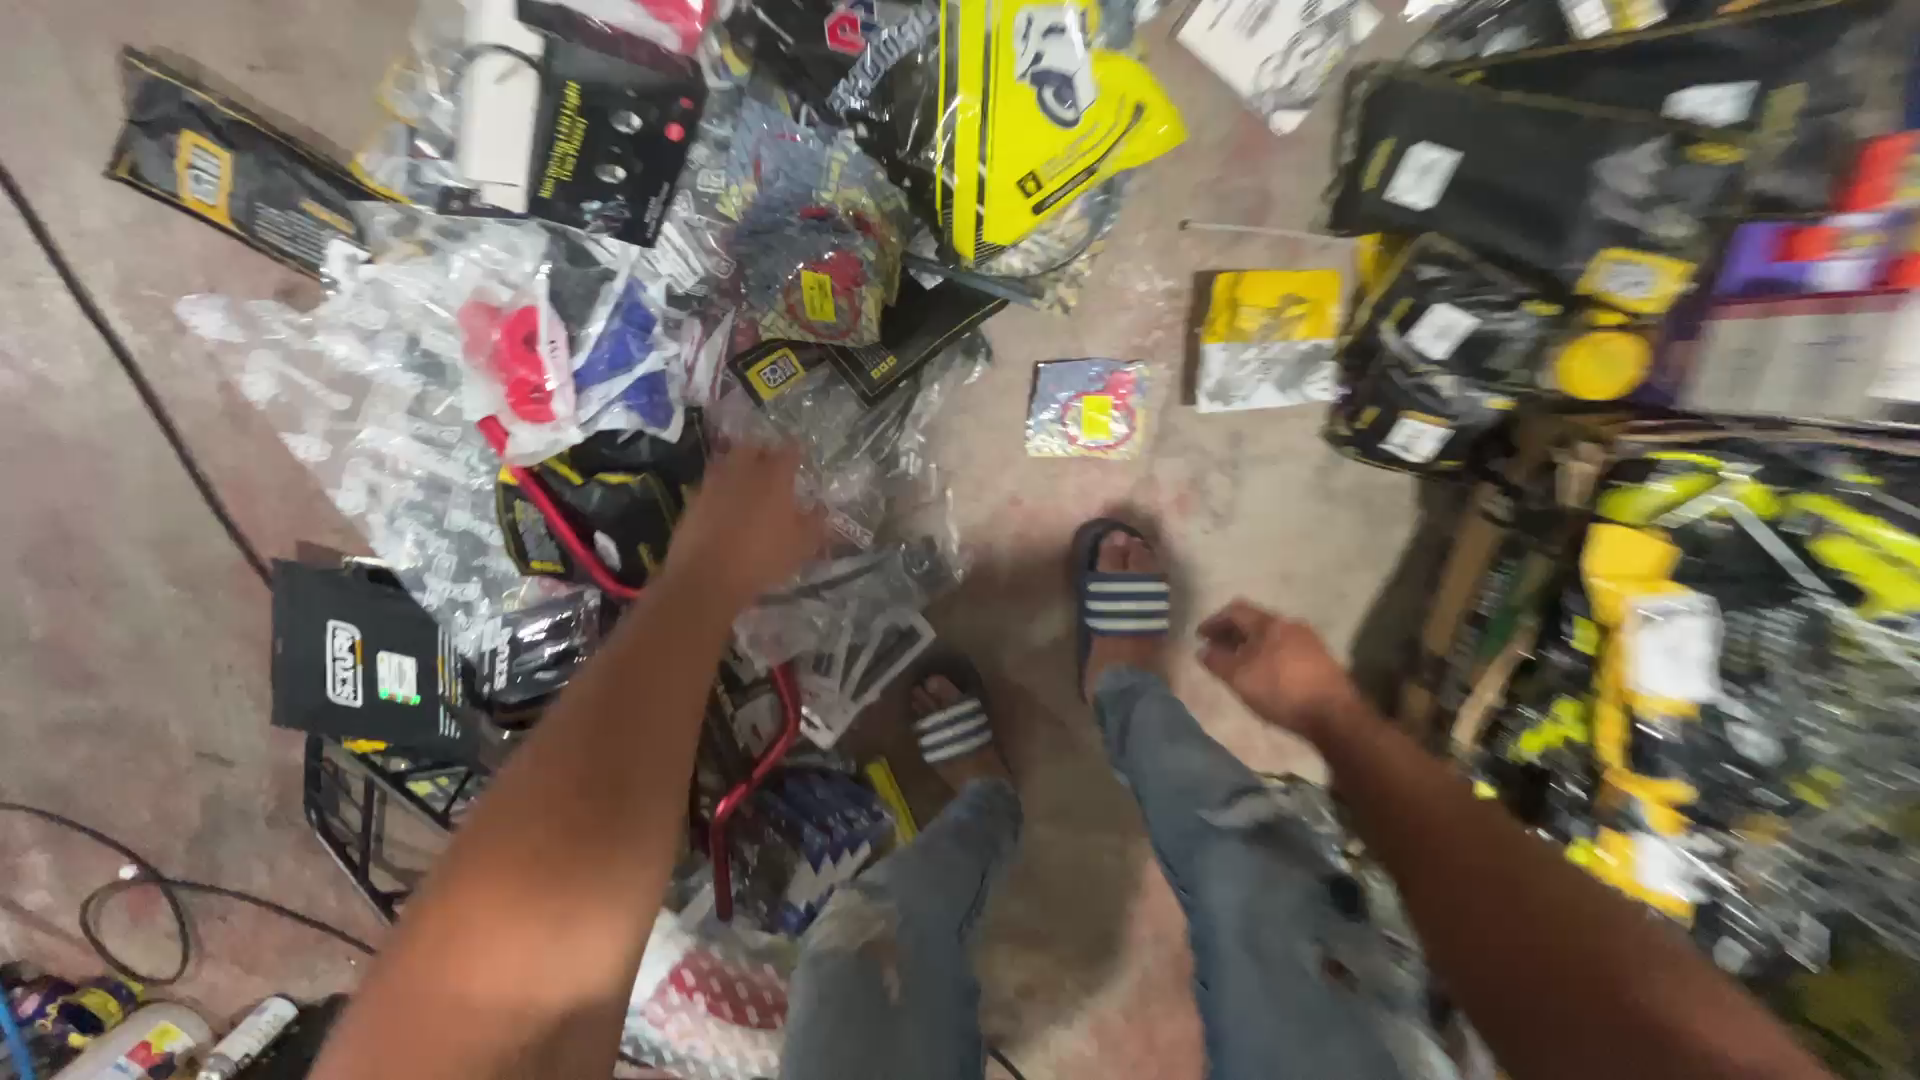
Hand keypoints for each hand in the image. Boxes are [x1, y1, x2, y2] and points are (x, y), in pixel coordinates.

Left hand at [663, 442, 826, 609]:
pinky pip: (711, 483)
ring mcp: (714, 482)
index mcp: (774, 476)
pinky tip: (726, 504)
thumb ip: (814, 522)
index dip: (797, 452)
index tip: (801, 458)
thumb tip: (820, 507)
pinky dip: (721, 488)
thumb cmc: (763, 558)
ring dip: (739, 467)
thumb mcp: (801, 545)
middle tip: (772, 466)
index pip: (790, 451)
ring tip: (748, 483)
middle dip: (764, 452)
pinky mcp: (693, 498)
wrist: (707, 577)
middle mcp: (743, 470)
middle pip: (753, 447)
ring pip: (728, 461)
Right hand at [1196, 600, 1361, 743]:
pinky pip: (1286, 650)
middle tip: (1217, 650)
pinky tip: (1265, 675)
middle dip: (1232, 634)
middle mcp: (1290, 625)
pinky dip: (1268, 656)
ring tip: (1239, 665)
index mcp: (1269, 623)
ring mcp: (1309, 642)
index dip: (1214, 621)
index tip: (1200, 636)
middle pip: (1255, 622)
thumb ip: (1216, 661)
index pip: (1235, 610)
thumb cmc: (1280, 690)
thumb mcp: (1238, 678)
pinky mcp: (1321, 661)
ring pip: (1272, 637)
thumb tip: (1203, 650)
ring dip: (1251, 646)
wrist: (1334, 715)